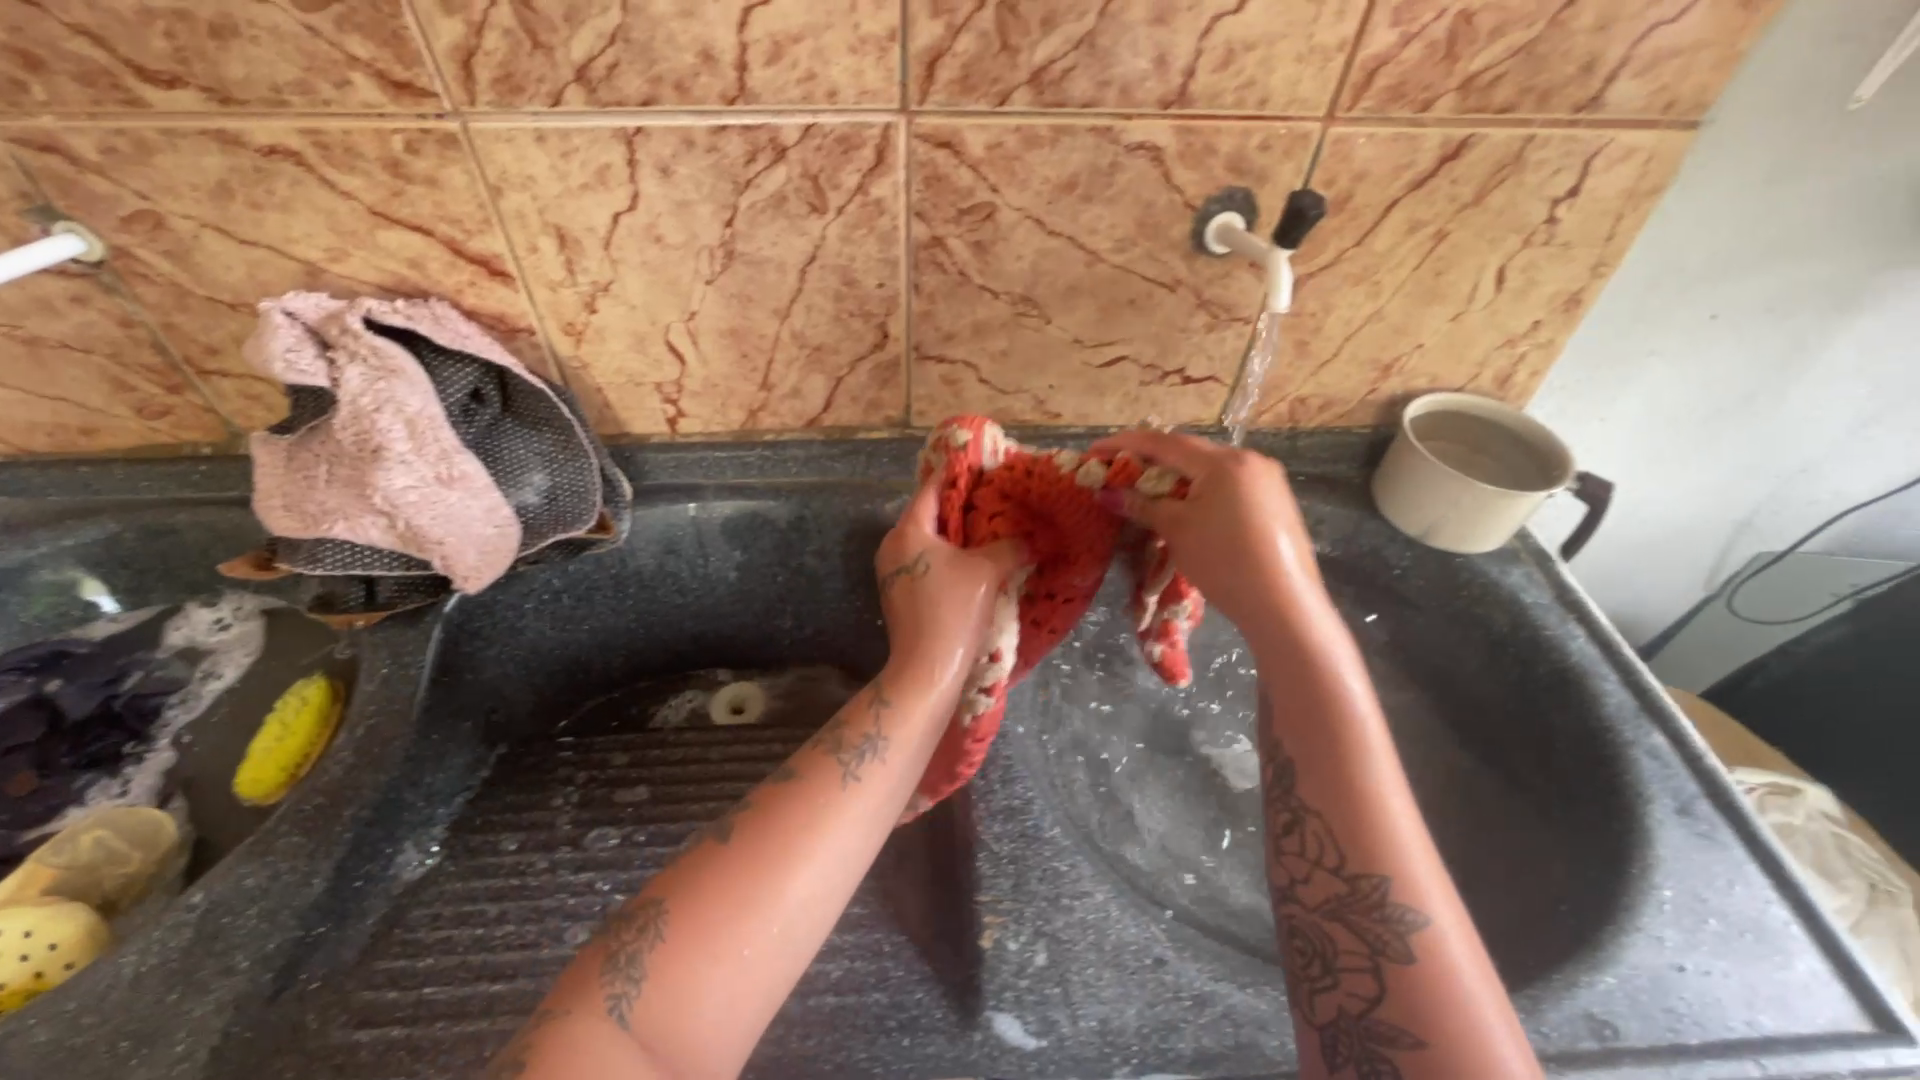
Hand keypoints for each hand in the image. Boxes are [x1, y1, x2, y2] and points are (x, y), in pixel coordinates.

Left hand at [875, 481, 1023, 688]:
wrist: (927, 670)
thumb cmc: (953, 611)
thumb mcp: (988, 572)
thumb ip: (1011, 546)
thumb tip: (1033, 537)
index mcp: (908, 531)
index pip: (932, 489)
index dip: (958, 476)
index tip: (983, 467)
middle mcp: (892, 546)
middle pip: (928, 514)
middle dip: (961, 507)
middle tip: (994, 499)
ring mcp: (892, 572)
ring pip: (927, 540)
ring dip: (956, 535)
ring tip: (990, 530)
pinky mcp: (899, 593)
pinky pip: (925, 562)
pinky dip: (947, 556)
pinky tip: (973, 562)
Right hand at [1090, 430, 1329, 633]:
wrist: (1283, 605)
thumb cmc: (1224, 562)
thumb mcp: (1176, 531)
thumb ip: (1141, 505)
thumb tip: (1105, 493)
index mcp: (1223, 461)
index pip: (1163, 442)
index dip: (1124, 445)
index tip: (1093, 452)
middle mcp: (1249, 459)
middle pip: (1188, 452)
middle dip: (1150, 460)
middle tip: (1117, 472)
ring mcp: (1267, 479)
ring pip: (1209, 468)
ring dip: (1175, 476)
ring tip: (1147, 491)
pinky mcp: (1275, 500)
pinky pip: (1227, 484)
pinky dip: (1200, 489)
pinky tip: (1187, 507)